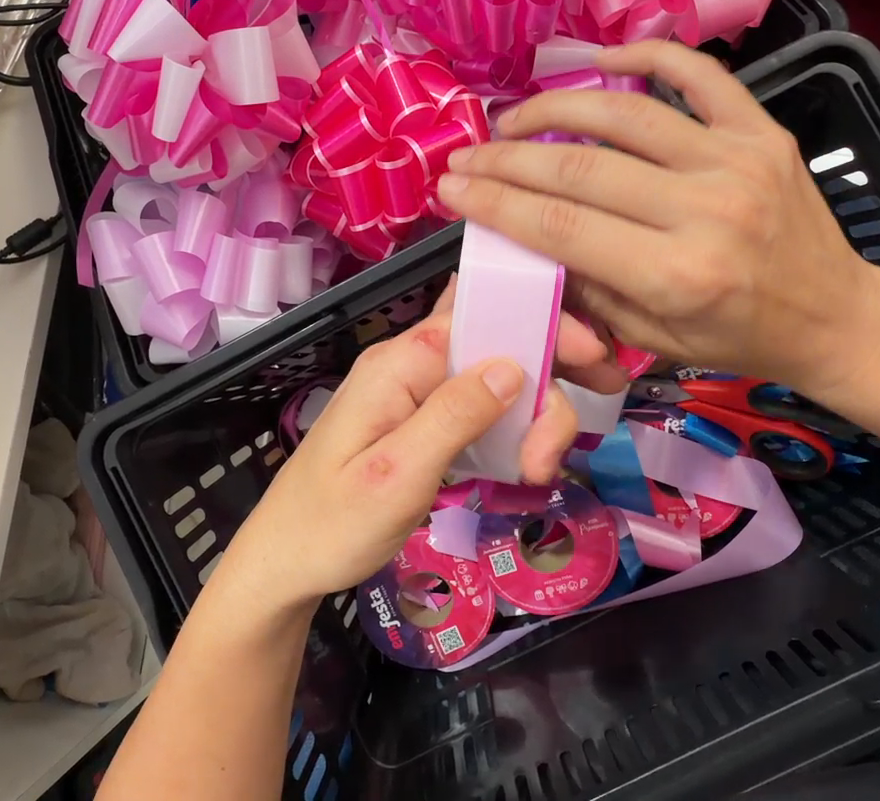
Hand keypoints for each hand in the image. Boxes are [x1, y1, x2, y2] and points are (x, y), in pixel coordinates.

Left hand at [205, 288, 620, 614]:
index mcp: (400, 363)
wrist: (285, 563)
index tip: (594, 360)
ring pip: (494, 380)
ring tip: (538, 472)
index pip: (480, 315)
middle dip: (545, 384)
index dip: (540, 325)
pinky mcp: (422, 423)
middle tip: (562, 449)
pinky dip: (512, 431)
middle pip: (495, 345)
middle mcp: (410, 365)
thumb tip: (513, 365)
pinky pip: (479, 410)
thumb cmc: (332, 524)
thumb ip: (453, 416)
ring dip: (532, 417)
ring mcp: (416, 394)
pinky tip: (525, 465)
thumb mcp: (397, 475)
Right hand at [434, 40, 879, 400]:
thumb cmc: (735, 337)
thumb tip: (521, 236)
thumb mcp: (651, 338)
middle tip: (466, 155)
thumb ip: (585, 287)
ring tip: (514, 119)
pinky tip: (600, 59)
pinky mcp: (760, 130)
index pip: (560, 226)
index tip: (450, 187)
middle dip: (506, 159)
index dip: (494, 202)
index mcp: (676, 275)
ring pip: (624, 113)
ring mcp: (737, 160)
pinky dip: (645, 55)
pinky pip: (697, 73)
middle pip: (579, 168)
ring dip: (554, 108)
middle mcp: (705, 211)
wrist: (834, 316)